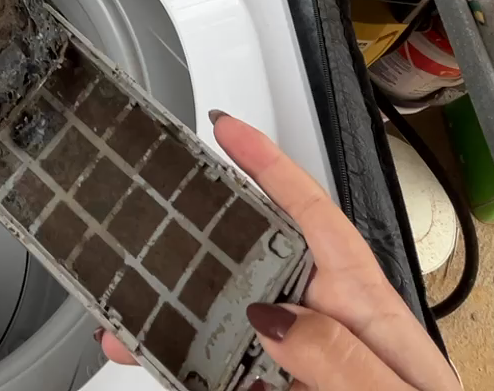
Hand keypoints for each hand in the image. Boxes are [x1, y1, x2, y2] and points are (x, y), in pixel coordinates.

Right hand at [100, 114, 457, 390]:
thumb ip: (343, 358)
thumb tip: (274, 315)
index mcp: (365, 306)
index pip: (313, 215)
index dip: (268, 165)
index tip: (226, 129)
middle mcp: (327, 324)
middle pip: (254, 260)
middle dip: (199, 238)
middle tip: (152, 215)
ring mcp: (298, 362)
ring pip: (227, 322)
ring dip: (176, 316)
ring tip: (127, 314)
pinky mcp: (275, 387)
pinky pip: (221, 368)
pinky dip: (182, 363)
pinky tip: (152, 359)